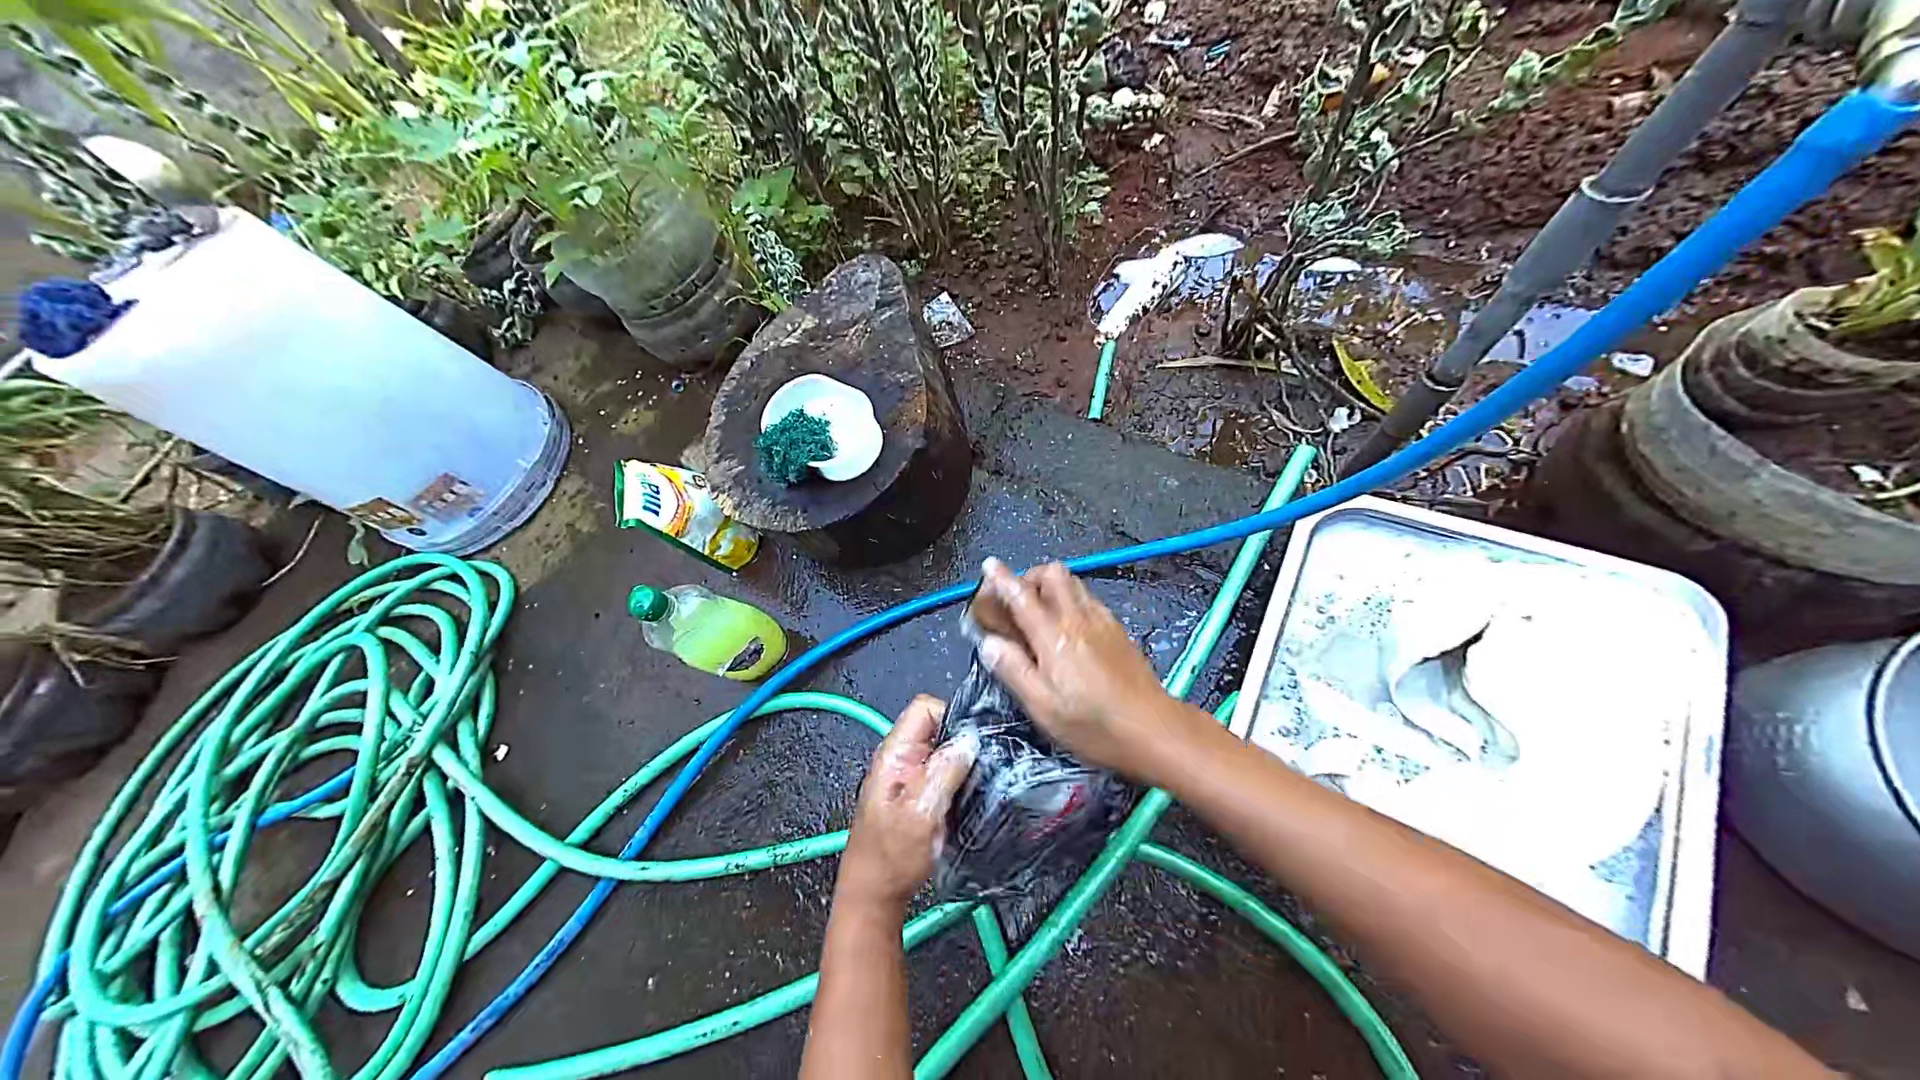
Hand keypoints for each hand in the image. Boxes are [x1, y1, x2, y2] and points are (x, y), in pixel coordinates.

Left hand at [838, 695, 975, 908]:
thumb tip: (969, 740)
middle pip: (939, 726)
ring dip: (963, 764)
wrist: (875, 895)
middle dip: (962, 743)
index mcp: (894, 754)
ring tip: (973, 787)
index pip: (925, 708)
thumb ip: (944, 772)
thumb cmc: (889, 859)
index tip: (970, 744)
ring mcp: (911, 776)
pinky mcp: (921, 793)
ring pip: (946, 750)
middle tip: (976, 769)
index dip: (951, 717)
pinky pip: (947, 773)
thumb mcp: (920, 813)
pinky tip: (966, 800)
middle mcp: (902, 759)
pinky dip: (961, 781)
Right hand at [973, 558, 1212, 783]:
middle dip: (1030, 576)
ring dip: (1052, 586)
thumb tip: (989, 644)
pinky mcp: (1119, 631)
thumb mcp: (1042, 706)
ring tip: (1040, 610)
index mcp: (1054, 637)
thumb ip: (1013, 670)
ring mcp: (1103, 622)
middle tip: (1016, 597)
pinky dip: (1072, 601)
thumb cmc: (1094, 725)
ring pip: (1074, 583)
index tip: (990, 566)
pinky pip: (1090, 600)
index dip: (1002, 578)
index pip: (1022, 595)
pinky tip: (1069, 627)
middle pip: (1053, 574)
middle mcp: (1079, 620)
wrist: (1153, 729)